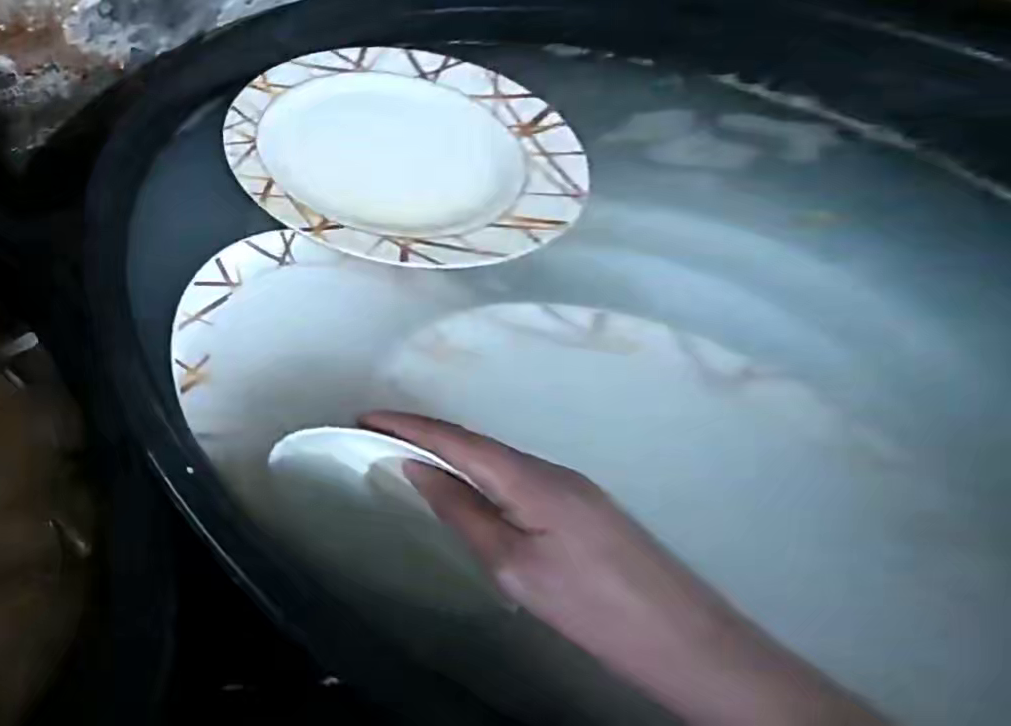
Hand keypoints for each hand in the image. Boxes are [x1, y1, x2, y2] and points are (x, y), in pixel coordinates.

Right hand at [360, 412, 885, 725]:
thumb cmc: (596, 611)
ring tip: (411, 456)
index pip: (453, 438)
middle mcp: (551, 470)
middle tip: (377, 434)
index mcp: (530, 479)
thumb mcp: (513, 568)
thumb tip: (418, 468)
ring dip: (451, 450)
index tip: (362, 416)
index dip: (405, 423)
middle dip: (422, 432)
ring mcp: (575, 486)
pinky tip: (470, 485)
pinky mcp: (588, 505)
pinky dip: (480, 469)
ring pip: (496, 456)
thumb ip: (461, 511)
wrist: (706, 654)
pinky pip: (517, 472)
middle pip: (474, 440)